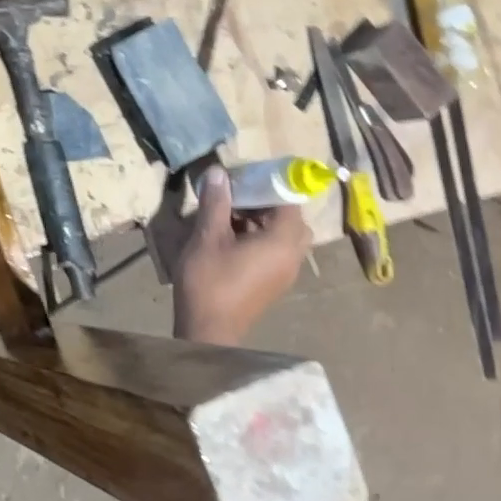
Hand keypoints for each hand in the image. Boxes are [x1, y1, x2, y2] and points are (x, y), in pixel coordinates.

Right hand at [172, 166, 311, 345]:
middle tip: (236, 201)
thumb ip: (216, 202)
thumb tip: (219, 172)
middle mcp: (293, 256)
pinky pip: (276, 253)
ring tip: (228, 220)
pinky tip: (230, 243)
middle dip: (266, 206)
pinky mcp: (274, 284)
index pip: (289, 202)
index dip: (268, 187)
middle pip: (291, 221)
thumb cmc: (209, 279)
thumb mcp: (207, 236)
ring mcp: (286, 273)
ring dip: (261, 224)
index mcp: (282, 240)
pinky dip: (260, 241)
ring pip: (283, 238)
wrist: (209, 328)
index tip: (242, 181)